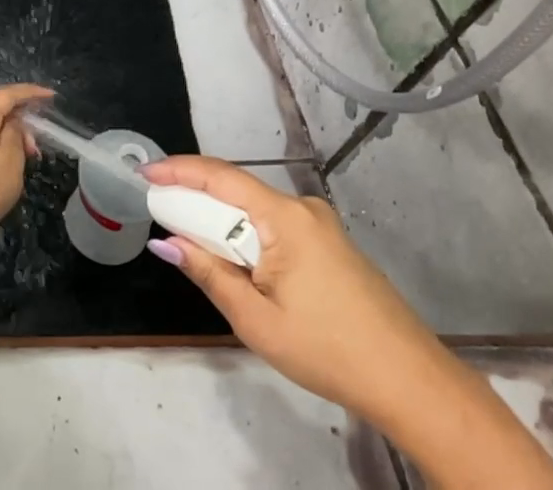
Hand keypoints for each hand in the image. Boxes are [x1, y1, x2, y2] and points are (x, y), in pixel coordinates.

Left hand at [0, 84, 52, 221]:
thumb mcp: (11, 157)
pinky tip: (16, 157)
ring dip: (14, 134)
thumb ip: (16, 131)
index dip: (30, 92)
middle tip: (40, 138)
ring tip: (32, 154)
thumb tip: (15, 121)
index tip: (51, 96)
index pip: (5, 95)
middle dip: (23, 118)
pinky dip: (2, 143)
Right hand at [142, 155, 454, 421]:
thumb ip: (207, 272)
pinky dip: (245, 237)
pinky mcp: (330, 246)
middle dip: (194, 200)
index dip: (177, 171)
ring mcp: (321, 227)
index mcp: (285, 219)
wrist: (410, 381)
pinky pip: (274, 228)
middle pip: (236, 191)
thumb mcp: (254, 318)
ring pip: (254, 212)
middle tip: (158, 217)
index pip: (220, 177)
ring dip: (220, 223)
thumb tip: (166, 243)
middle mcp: (303, 210)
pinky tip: (235, 264)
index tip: (142, 174)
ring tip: (192, 248)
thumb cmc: (326, 349)